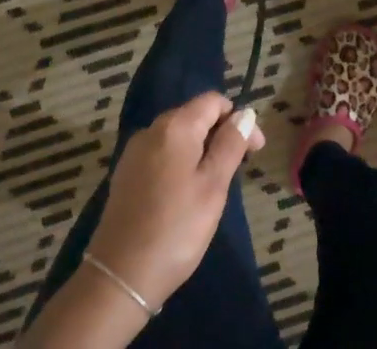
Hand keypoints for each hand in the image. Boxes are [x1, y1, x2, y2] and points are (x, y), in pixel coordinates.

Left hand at [87, 92, 264, 309]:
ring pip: (177, 137)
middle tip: (238, 170)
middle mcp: (150, 131)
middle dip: (220, 134)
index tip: (255, 151)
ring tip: (214, 184)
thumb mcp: (213, 185)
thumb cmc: (177, 228)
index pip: (213, 101)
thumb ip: (231, 144)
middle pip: (193, 116)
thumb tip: (245, 114)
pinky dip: (180, 163)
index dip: (239, 119)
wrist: (121, 275)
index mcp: (174, 127)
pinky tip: (186, 194)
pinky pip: (161, 155)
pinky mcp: (125, 175)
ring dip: (201, 150)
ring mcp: (133, 153)